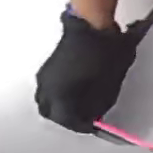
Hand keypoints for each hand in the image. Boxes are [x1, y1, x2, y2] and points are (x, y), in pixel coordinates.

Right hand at [35, 10, 141, 132]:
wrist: (92, 25)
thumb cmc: (102, 55)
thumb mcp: (108, 87)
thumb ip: (98, 106)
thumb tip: (93, 115)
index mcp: (60, 98)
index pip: (68, 121)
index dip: (82, 126)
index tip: (93, 127)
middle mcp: (46, 88)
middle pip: (51, 113)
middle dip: (67, 119)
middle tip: (84, 118)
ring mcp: (44, 75)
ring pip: (46, 100)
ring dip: (60, 106)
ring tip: (79, 106)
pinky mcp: (48, 65)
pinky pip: (48, 88)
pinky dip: (58, 94)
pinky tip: (74, 91)